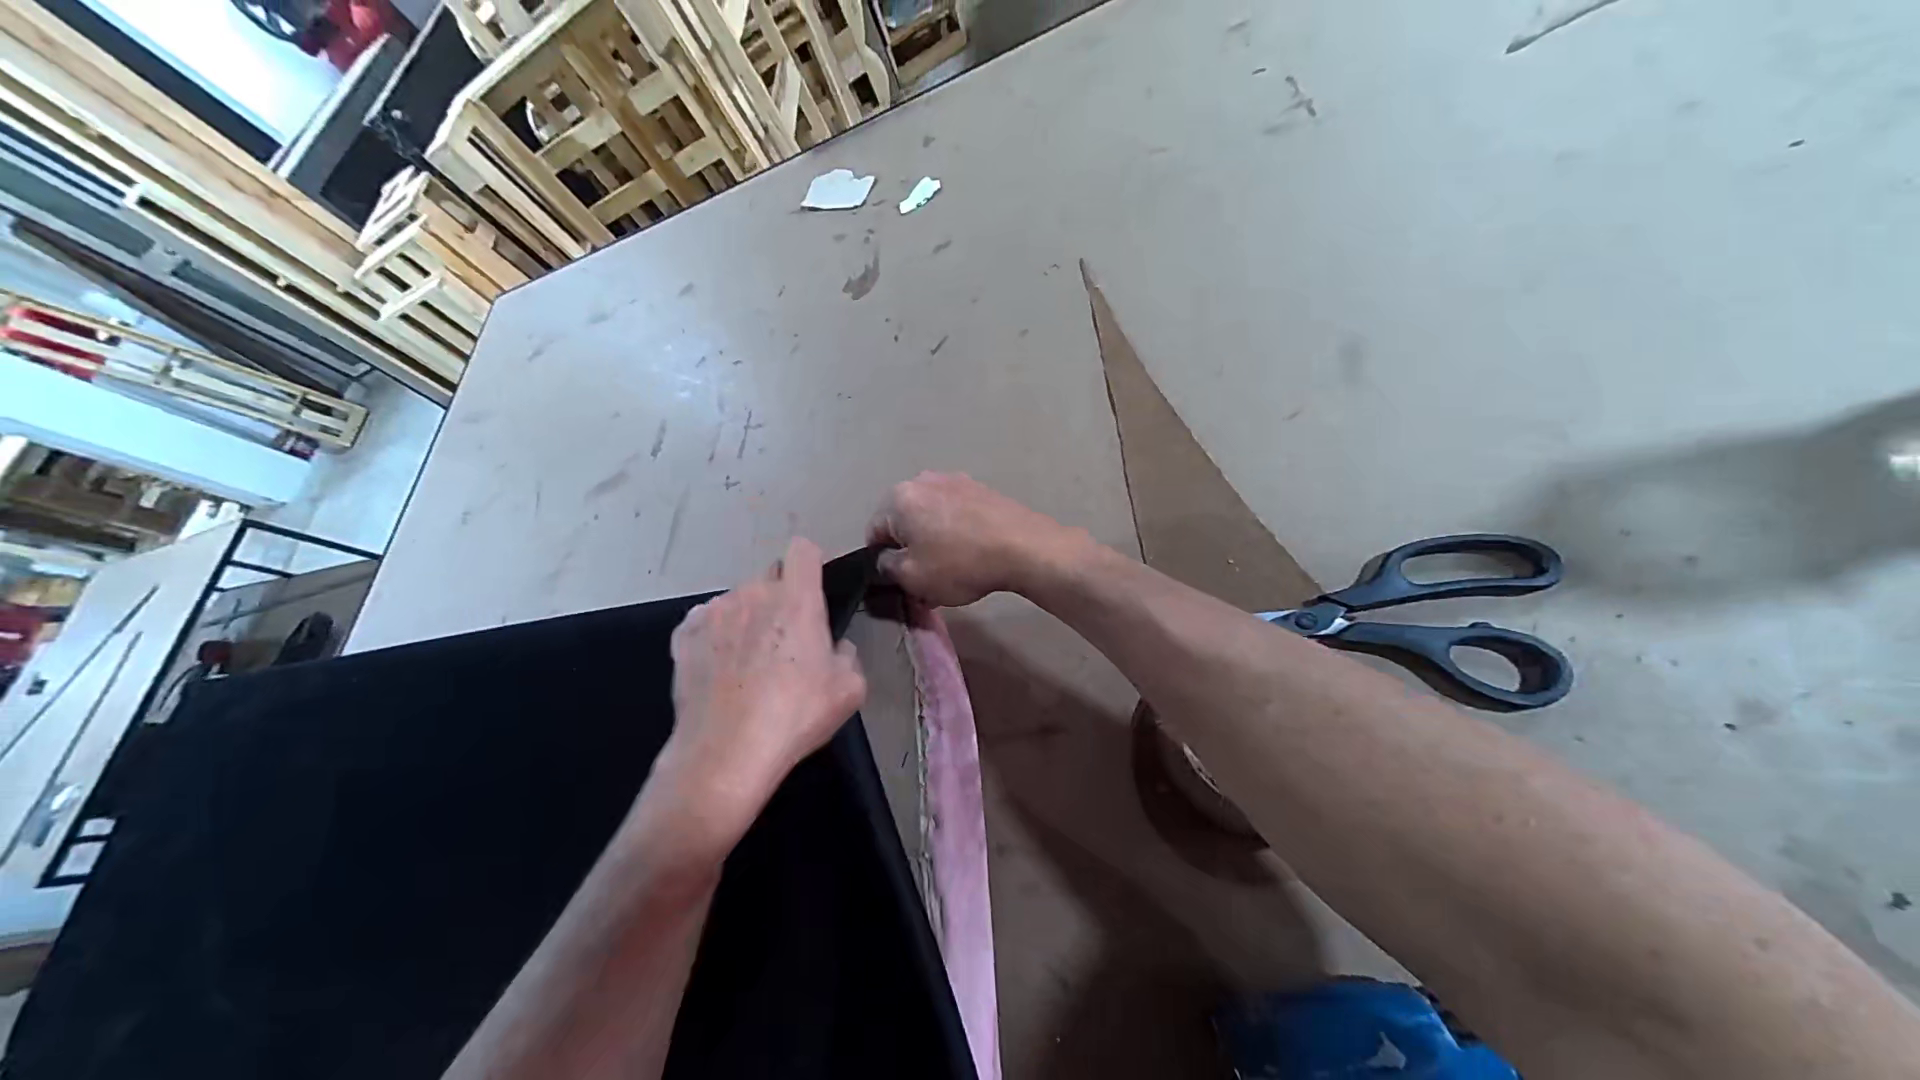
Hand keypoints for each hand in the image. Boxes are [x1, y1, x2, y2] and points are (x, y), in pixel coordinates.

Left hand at [660, 537, 865, 844]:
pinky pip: (705, 622)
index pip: (802, 549)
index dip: (810, 565)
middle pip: (770, 577)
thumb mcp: (850, 689)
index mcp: (797, 598)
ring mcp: (713, 612)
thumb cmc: (795, 716)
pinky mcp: (683, 635)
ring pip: (737, 600)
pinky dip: (715, 636)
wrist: (726, 753)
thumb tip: (833, 648)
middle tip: (786, 641)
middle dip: (780, 598)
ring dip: (747, 618)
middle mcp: (752, 593)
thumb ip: (847, 654)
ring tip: (748, 663)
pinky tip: (720, 669)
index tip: (813, 590)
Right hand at [867, 472, 1093, 606]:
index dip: (882, 562)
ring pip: (930, 517)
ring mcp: (955, 480)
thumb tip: (885, 560)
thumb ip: (886, 567)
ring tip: (952, 569)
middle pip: (903, 522)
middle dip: (910, 549)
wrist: (1024, 547)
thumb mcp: (911, 577)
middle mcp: (922, 480)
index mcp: (898, 497)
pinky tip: (972, 554)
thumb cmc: (960, 563)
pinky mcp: (981, 489)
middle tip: (926, 579)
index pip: (873, 533)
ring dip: (933, 541)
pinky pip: (955, 513)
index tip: (901, 581)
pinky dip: (956, 532)